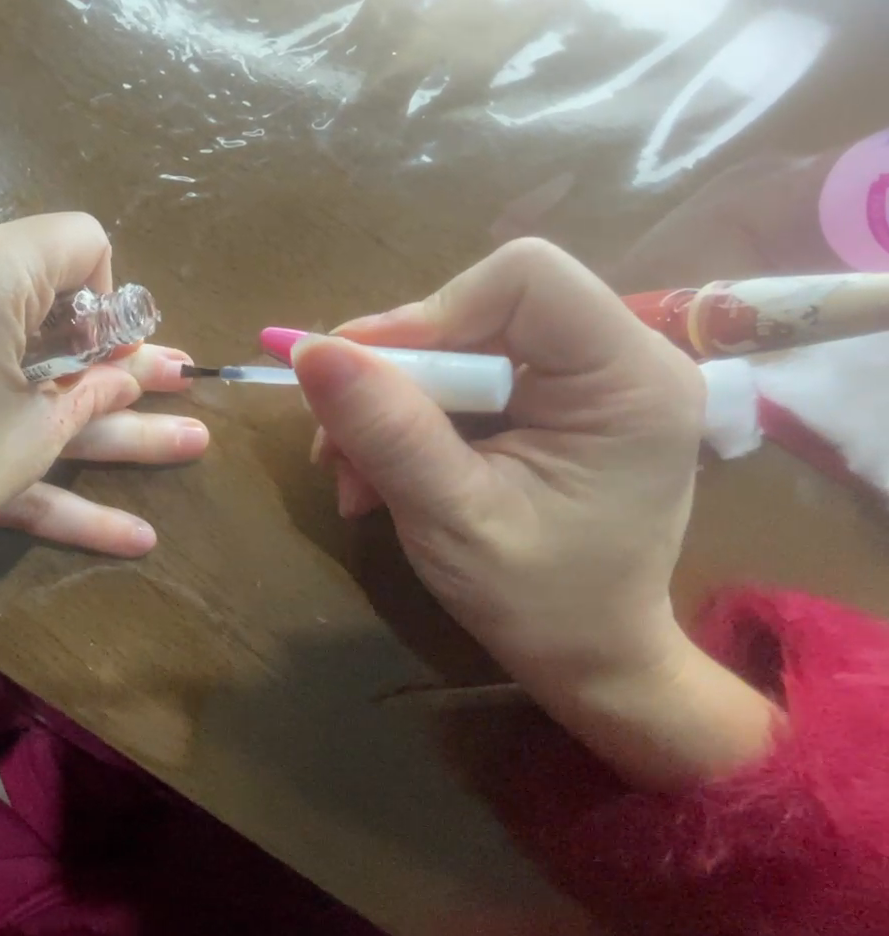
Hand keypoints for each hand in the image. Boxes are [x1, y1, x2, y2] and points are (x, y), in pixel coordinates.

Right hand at [297, 239, 774, 787]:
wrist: (585, 656)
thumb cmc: (536, 598)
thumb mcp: (449, 515)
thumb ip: (385, 430)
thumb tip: (308, 350)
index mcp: (626, 379)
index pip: (522, 279)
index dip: (425, 314)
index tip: (352, 375)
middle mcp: (614, 360)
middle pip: (472, 314)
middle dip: (387, 379)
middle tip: (335, 450)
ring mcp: (579, 381)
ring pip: (447, 349)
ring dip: (379, 409)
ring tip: (350, 478)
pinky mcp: (545, 404)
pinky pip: (451, 383)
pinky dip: (397, 424)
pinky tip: (374, 476)